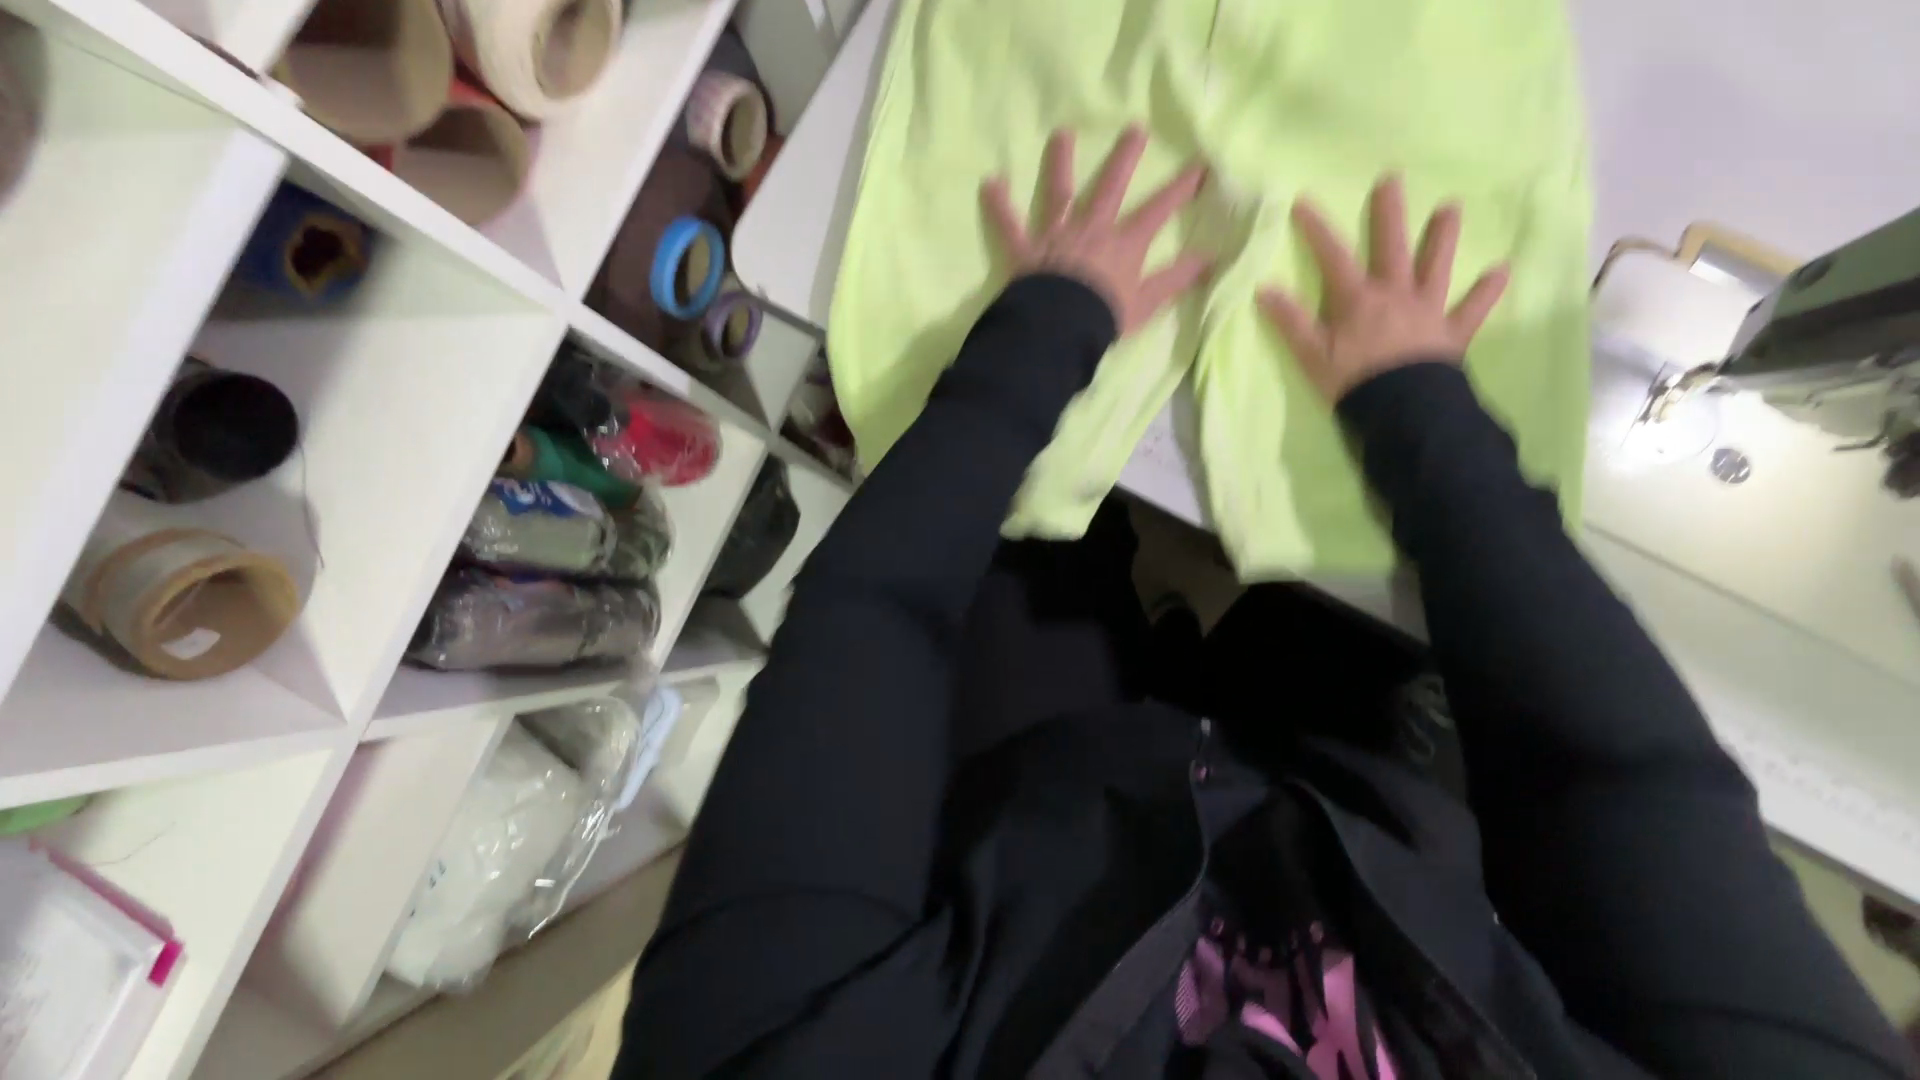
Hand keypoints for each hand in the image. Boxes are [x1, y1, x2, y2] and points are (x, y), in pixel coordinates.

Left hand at [982, 126, 1211, 336]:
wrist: (1059, 329)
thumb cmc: (1104, 317)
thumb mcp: (1147, 303)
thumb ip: (1175, 279)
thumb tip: (1209, 260)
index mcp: (1124, 244)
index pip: (1158, 210)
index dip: (1180, 188)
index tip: (1200, 164)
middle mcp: (1091, 230)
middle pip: (1110, 187)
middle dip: (1124, 158)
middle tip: (1133, 129)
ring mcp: (1057, 236)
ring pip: (1059, 194)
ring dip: (1061, 163)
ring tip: (1061, 135)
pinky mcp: (1026, 251)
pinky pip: (1009, 225)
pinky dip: (999, 206)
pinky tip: (990, 183)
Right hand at [1258, 175, 1509, 403]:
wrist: (1403, 409)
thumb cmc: (1353, 382)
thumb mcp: (1311, 356)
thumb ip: (1291, 321)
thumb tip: (1265, 289)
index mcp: (1357, 300)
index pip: (1333, 258)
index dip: (1317, 230)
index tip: (1304, 201)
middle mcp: (1395, 295)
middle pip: (1391, 247)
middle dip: (1389, 214)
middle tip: (1392, 180)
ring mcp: (1427, 311)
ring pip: (1435, 267)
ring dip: (1442, 237)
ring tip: (1450, 208)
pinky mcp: (1451, 333)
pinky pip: (1472, 309)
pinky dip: (1486, 292)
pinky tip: (1501, 271)